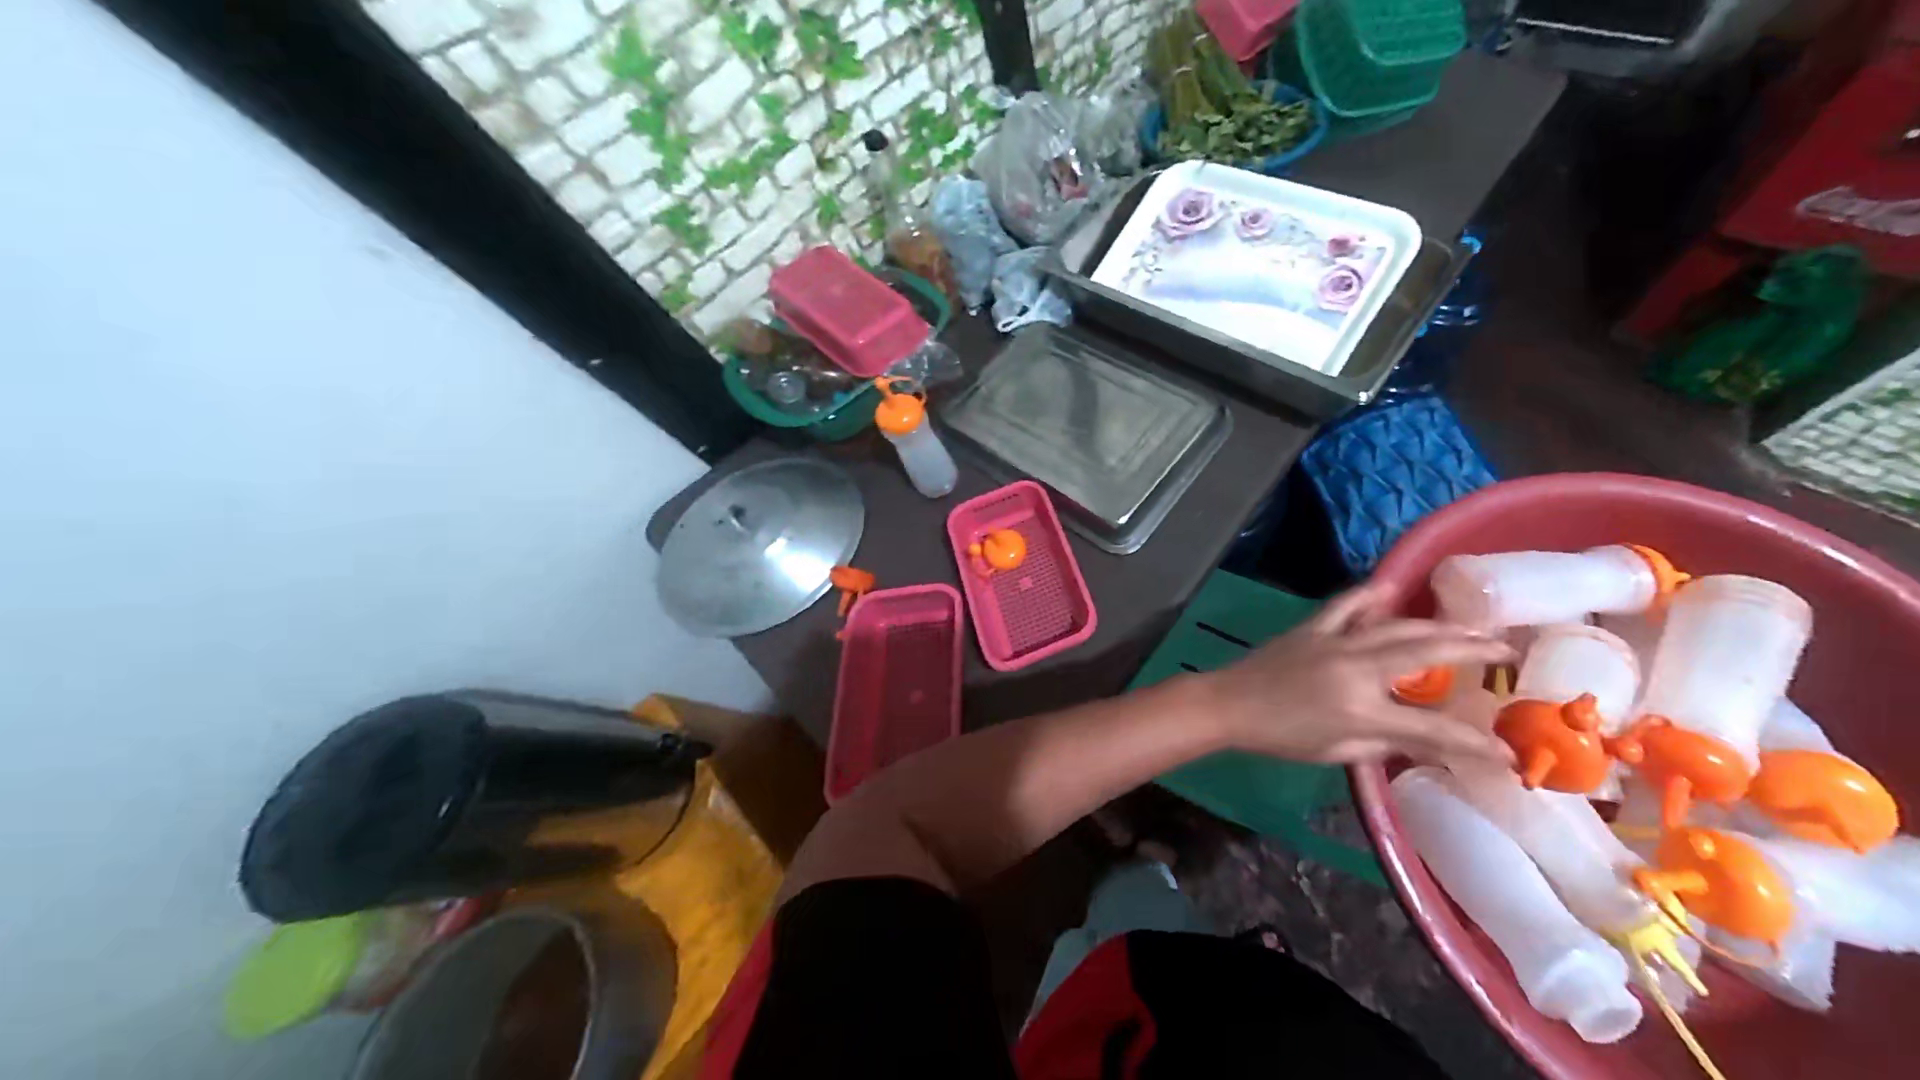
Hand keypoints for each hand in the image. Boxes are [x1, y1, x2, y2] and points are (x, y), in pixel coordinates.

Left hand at [1201, 583, 1514, 765]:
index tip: (1508, 752)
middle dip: (1471, 651)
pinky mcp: (1311, 628)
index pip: (1433, 729)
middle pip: (1424, 654)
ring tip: (1470, 625)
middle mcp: (1355, 669)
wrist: (1228, 705)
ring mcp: (1333, 642)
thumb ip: (1384, 745)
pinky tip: (1390, 588)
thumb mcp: (1336, 753)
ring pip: (1395, 626)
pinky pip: (1345, 607)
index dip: (1474, 743)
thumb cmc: (1280, 737)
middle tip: (1505, 649)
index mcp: (1363, 711)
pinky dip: (1368, 596)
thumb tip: (1423, 742)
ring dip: (1436, 624)